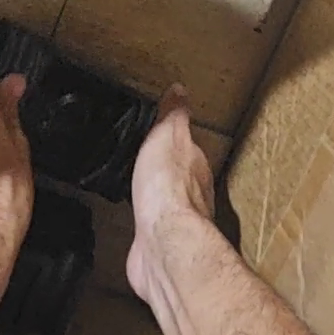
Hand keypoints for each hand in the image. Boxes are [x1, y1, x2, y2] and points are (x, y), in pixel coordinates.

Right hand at [127, 85, 214, 304]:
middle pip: (181, 176)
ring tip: (142, 187)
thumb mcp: (167, 136)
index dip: (175, 139)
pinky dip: (146, 221)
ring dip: (158, 196)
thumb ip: (173, 116)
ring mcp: (176, 222)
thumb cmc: (167, 186)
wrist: (162, 241)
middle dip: (169, 169)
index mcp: (195, 165)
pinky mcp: (157, 244)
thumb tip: (179, 90)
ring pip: (168, 202)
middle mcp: (193, 194)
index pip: (187, 145)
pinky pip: (151, 227)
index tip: (165, 134)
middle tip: (152, 160)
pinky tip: (137, 219)